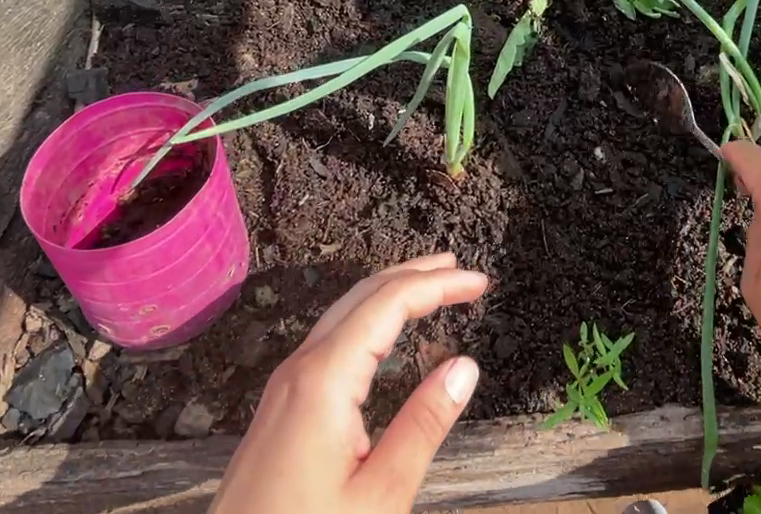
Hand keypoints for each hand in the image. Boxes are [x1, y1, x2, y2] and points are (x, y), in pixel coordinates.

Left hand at [210, 254, 486, 513]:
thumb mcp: (380, 496)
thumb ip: (423, 425)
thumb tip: (465, 366)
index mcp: (325, 378)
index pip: (389, 303)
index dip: (438, 285)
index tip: (480, 283)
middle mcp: (300, 367)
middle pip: (364, 294)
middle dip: (414, 274)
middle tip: (459, 269)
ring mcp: (284, 386)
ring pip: (344, 312)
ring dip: (390, 292)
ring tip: (430, 286)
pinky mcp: (280, 407)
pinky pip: (330, 338)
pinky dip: (368, 318)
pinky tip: (383, 332)